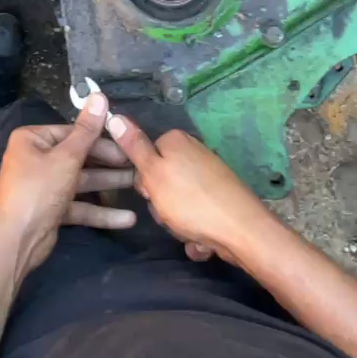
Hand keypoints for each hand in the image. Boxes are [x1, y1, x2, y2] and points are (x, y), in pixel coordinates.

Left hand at [0, 92, 136, 276]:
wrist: (14, 240)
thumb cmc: (38, 189)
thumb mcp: (66, 157)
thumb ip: (87, 130)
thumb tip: (99, 95)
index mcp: (33, 139)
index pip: (72, 133)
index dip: (100, 139)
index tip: (127, 144)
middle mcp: (37, 159)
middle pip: (78, 157)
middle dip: (108, 163)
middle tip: (136, 165)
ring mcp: (44, 186)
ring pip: (82, 181)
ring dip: (108, 184)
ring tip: (138, 185)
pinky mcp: (52, 210)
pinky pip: (79, 206)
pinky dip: (101, 212)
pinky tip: (127, 218)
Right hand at [106, 115, 276, 265]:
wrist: (242, 232)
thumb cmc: (190, 201)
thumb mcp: (154, 174)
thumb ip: (134, 148)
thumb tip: (113, 115)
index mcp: (176, 141)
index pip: (146, 155)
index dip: (144, 179)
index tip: (149, 195)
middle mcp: (194, 153)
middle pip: (162, 180)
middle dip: (162, 204)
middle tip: (169, 215)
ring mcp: (210, 176)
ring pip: (179, 202)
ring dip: (178, 223)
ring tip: (188, 231)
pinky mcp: (221, 199)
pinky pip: (197, 216)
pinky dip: (196, 231)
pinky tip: (202, 241)